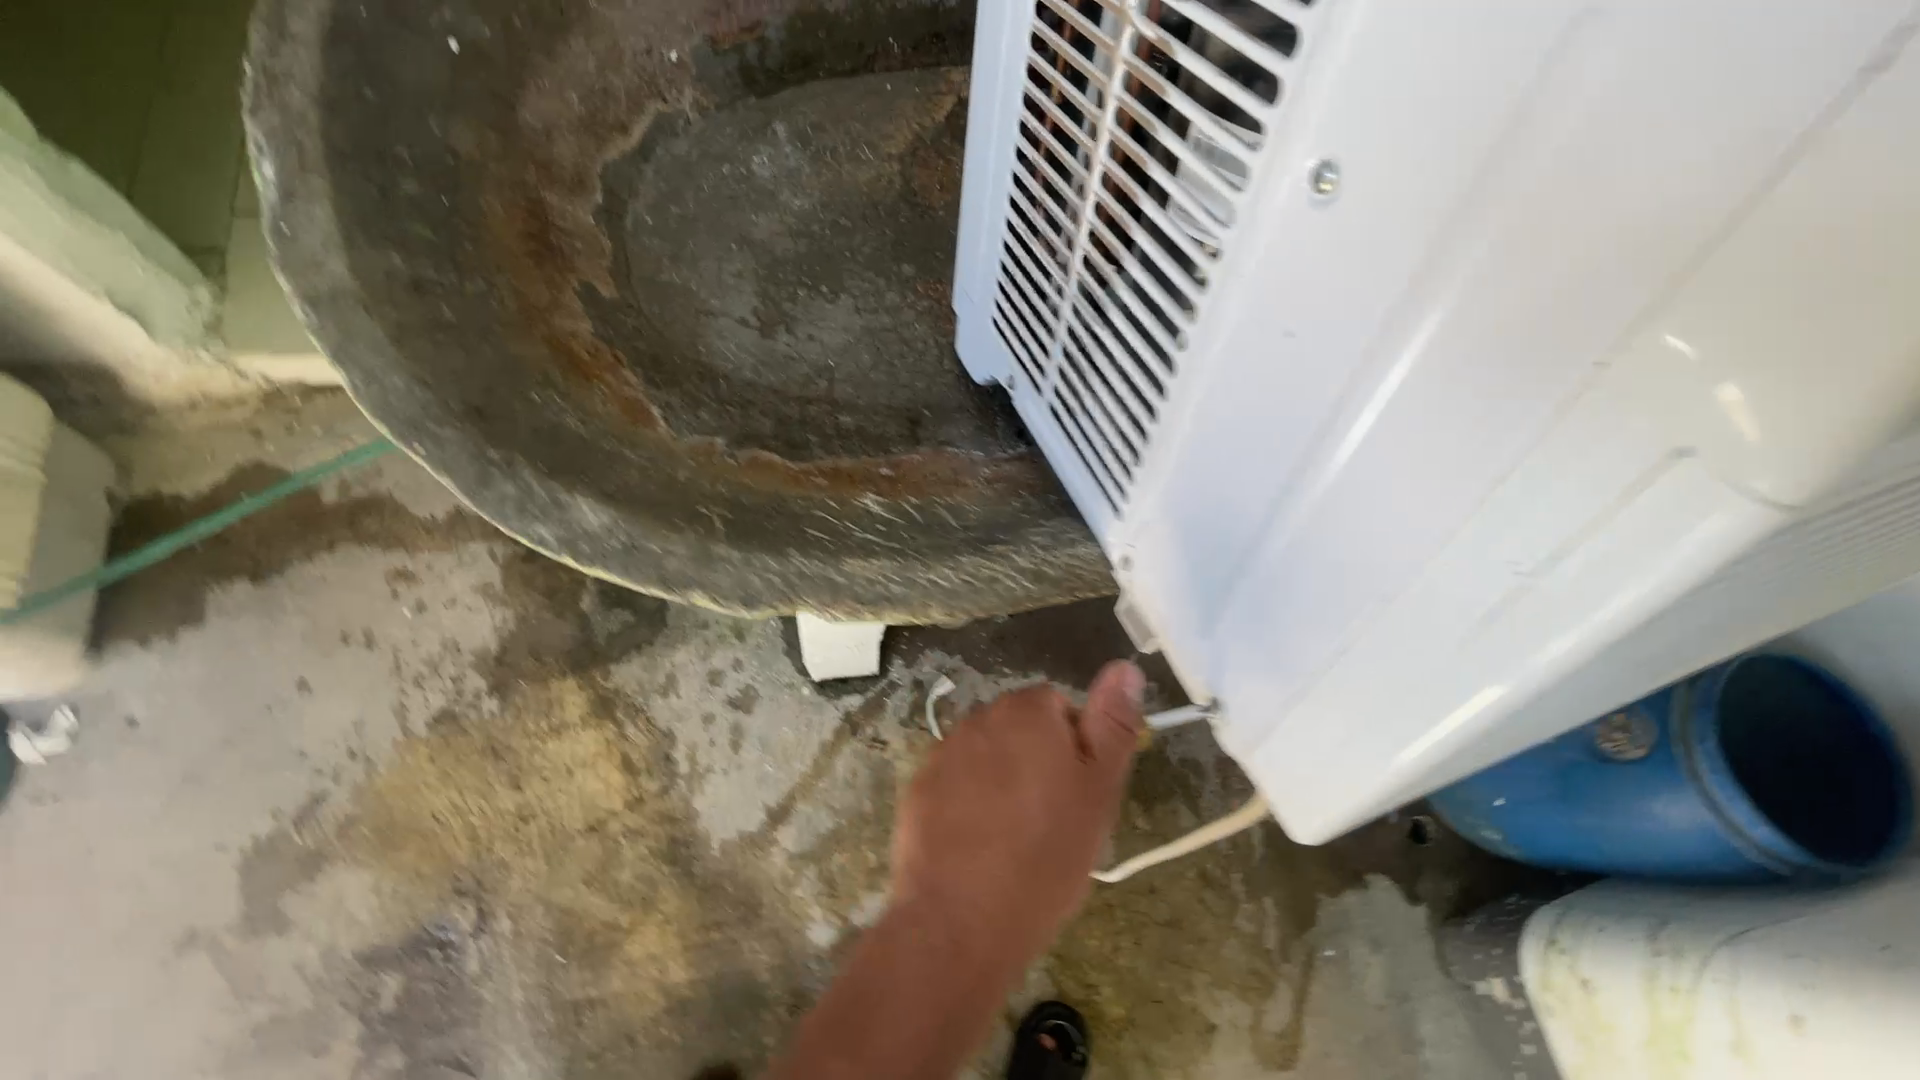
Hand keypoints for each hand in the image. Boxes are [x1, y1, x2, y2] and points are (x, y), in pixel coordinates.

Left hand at [890, 660, 1145, 967]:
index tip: (1079, 795)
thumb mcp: (1099, 791)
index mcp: (1026, 711)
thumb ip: (1113, 724)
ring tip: (1015, 839)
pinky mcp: (917, 791)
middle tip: (1053, 821)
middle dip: (1037, 761)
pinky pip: (955, 785)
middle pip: (1020, 729)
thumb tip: (1124, 666)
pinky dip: (968, 804)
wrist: (960, 920)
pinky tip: (978, 847)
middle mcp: (978, 719)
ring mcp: (941, 755)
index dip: (1075, 748)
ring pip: (987, 757)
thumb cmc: (1045, 856)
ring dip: (1002, 782)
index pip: (1059, 707)